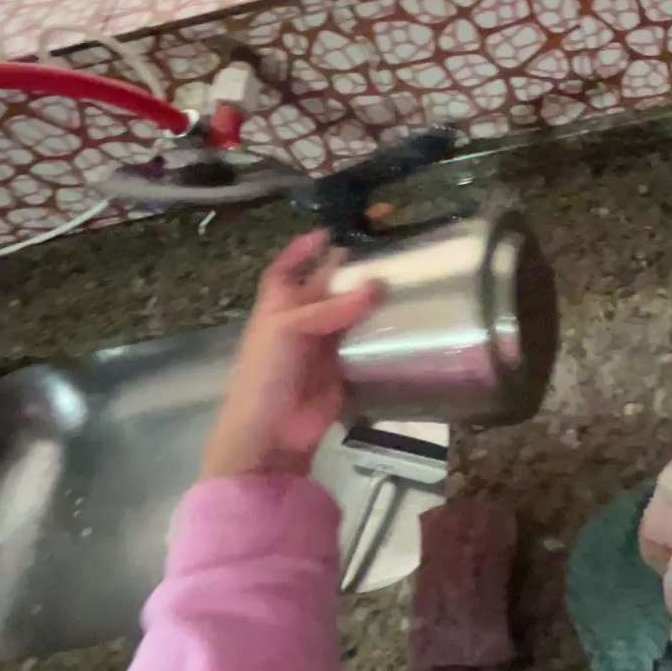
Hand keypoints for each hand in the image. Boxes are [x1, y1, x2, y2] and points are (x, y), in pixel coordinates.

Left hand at [199, 231, 382, 479]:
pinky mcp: (345, 366)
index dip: (301, 251)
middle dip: (349, 271)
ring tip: (403, 278)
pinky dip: (382, 328)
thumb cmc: (266, 376)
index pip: (285, 271)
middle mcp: (301, 323)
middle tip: (384, 253)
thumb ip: (332, 308)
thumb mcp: (288, 331)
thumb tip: (379, 285)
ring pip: (350, 312)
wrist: (271, 438)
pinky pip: (366, 341)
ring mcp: (324, 346)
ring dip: (371, 298)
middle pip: (326, 288)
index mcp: (276, 309)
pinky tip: (404, 316)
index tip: (328, 232)